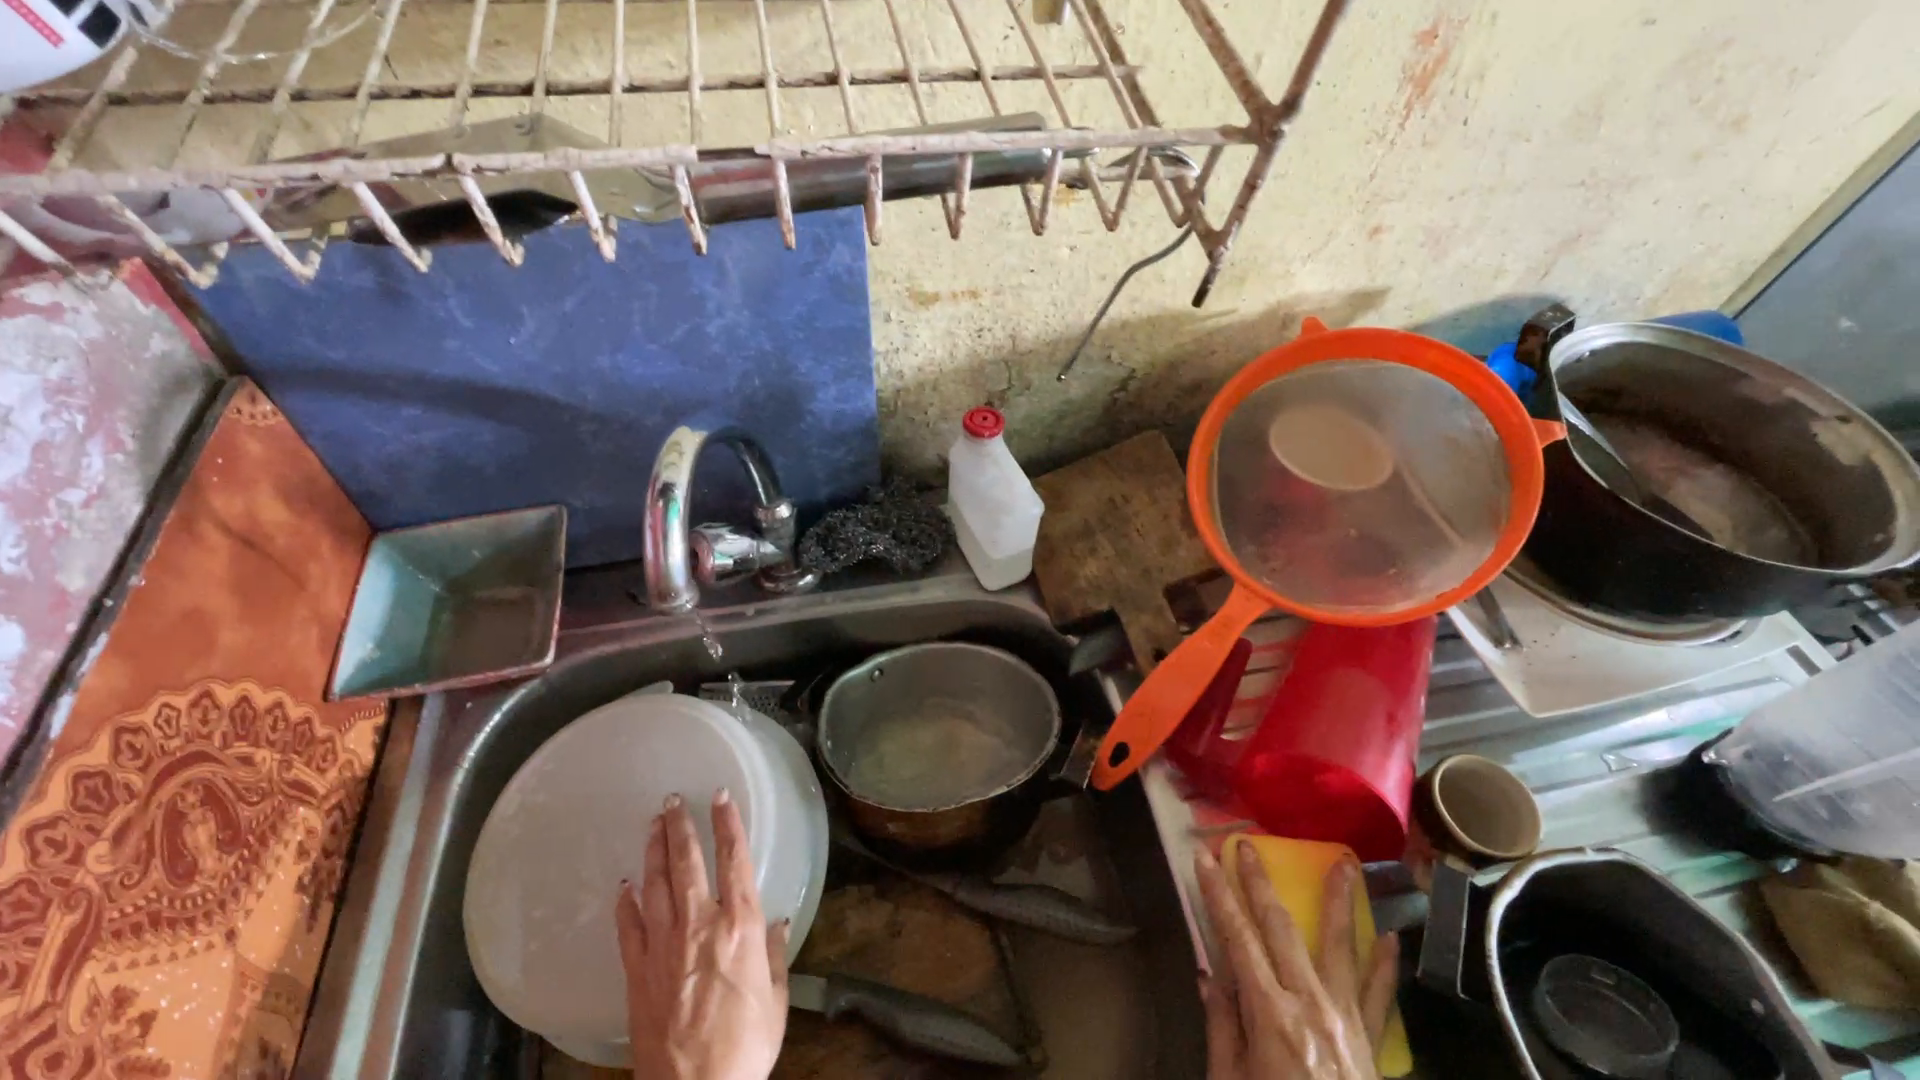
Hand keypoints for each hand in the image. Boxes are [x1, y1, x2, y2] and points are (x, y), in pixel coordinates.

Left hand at [616, 790, 789, 1079]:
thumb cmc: (746, 1045)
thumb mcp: (775, 998)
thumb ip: (774, 953)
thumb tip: (777, 920)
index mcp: (740, 926)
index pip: (734, 860)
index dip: (728, 823)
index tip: (721, 796)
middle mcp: (700, 924)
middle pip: (688, 862)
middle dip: (681, 826)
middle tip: (672, 799)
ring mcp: (663, 945)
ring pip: (656, 884)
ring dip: (654, 850)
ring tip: (652, 824)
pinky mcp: (637, 970)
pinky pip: (628, 926)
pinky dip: (626, 901)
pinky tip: (625, 885)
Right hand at [1195, 842, 1398, 1079]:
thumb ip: (1222, 1027)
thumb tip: (1209, 975)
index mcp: (1269, 1014)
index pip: (1237, 938)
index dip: (1218, 895)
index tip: (1204, 858)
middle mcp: (1310, 1005)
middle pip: (1281, 930)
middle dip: (1261, 884)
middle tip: (1249, 846)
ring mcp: (1345, 1021)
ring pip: (1340, 948)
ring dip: (1339, 903)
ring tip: (1344, 865)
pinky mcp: (1369, 1041)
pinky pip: (1378, 996)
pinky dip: (1383, 964)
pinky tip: (1390, 936)